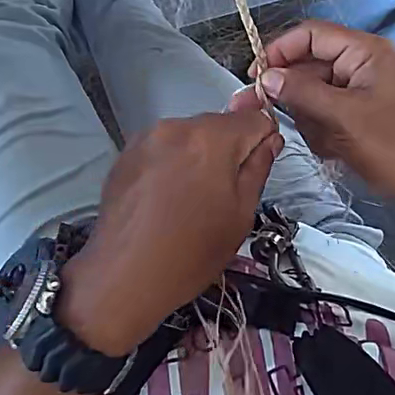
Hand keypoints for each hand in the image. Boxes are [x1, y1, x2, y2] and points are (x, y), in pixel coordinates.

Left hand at [55, 107, 281, 354]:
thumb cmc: (190, 252)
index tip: (259, 164)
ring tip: (192, 199)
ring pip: (191, 136)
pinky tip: (168, 198)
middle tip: (224, 193)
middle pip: (220, 124)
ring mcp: (147, 138)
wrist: (124, 276)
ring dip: (200, 157)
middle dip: (230, 150)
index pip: (255, 118)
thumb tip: (269, 140)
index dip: (264, 140)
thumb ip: (258, 168)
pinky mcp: (127, 153)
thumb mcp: (241, 214)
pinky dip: (174, 163)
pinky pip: (165, 147)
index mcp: (212, 139)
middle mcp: (178, 127)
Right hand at [248, 21, 394, 207]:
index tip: (256, 75)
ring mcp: (363, 92)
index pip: (311, 35)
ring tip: (328, 141)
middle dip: (295, 94)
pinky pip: (327, 115)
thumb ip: (301, 92)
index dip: (279, 51)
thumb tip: (268, 77)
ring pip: (315, 95)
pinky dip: (324, 133)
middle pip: (310, 66)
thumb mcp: (343, 117)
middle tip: (273, 114)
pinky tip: (335, 150)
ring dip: (312, 119)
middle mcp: (364, 65)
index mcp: (366, 52)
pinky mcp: (361, 116)